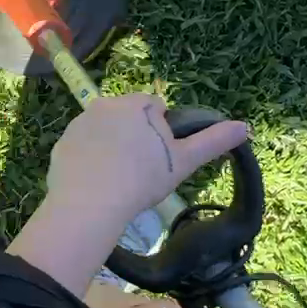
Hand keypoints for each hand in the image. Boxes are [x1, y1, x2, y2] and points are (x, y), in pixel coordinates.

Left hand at [8, 96, 248, 296]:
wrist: (90, 203)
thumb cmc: (142, 179)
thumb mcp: (183, 161)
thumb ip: (213, 141)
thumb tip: (245, 126)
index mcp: (136, 104)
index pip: (154, 107)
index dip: (160, 131)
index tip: (159, 156)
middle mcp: (104, 104)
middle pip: (127, 116)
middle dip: (135, 135)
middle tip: (140, 170)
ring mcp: (78, 123)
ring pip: (104, 130)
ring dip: (112, 146)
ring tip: (118, 179)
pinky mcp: (61, 143)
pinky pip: (82, 147)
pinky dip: (89, 159)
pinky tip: (96, 182)